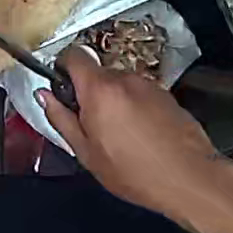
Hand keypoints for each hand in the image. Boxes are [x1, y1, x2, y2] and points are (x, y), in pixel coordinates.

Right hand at [42, 46, 232, 224]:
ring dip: (114, 102)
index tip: (62, 87)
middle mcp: (125, 78)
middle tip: (90, 125)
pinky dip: (134, 107)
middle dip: (90, 93)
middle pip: (98, 73)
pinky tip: (140, 136)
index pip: (74, 55)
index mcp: (100, 89)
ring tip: (119, 136)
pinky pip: (139, 94)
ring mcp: (148, 84)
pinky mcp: (166, 94)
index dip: (63, 67)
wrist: (188, 176)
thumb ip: (61, 119)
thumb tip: (44, 96)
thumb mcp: (86, 152)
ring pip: (119, 85)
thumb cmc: (133, 171)